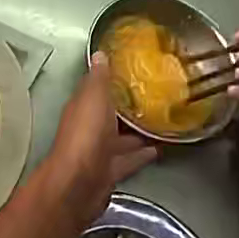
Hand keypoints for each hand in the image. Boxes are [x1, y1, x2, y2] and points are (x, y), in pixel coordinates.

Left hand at [43, 52, 157, 225]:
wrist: (78, 184)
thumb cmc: (85, 135)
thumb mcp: (94, 98)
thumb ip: (99, 78)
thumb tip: (99, 53)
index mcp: (82, 106)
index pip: (95, 88)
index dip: (110, 79)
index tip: (131, 70)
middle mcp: (89, 127)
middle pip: (109, 114)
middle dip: (125, 106)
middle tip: (152, 96)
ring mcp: (99, 151)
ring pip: (120, 137)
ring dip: (136, 131)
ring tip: (160, 121)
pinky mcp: (109, 171)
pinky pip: (129, 159)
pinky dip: (141, 154)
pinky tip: (158, 149)